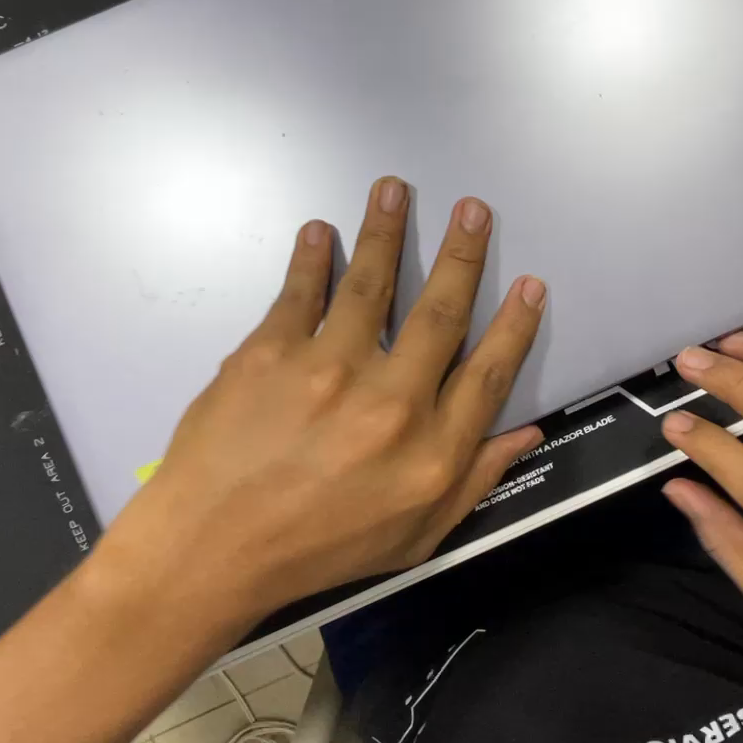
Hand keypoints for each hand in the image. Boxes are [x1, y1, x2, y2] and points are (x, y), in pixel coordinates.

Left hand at [97, 177, 546, 638]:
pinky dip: (311, 256)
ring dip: (385, 231)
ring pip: (371, 285)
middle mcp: (391, 401)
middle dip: (462, 256)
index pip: (489, 373)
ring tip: (393, 188)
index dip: (515, 325)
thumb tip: (525, 432)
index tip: (530, 284)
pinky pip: (300, 293)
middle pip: (440, 314)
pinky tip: (320, 229)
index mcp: (432, 450)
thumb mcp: (416, 537)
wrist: (211, 554)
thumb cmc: (320, 550)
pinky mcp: (269, 354)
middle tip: (473, 209)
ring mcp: (329, 370)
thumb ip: (474, 481)